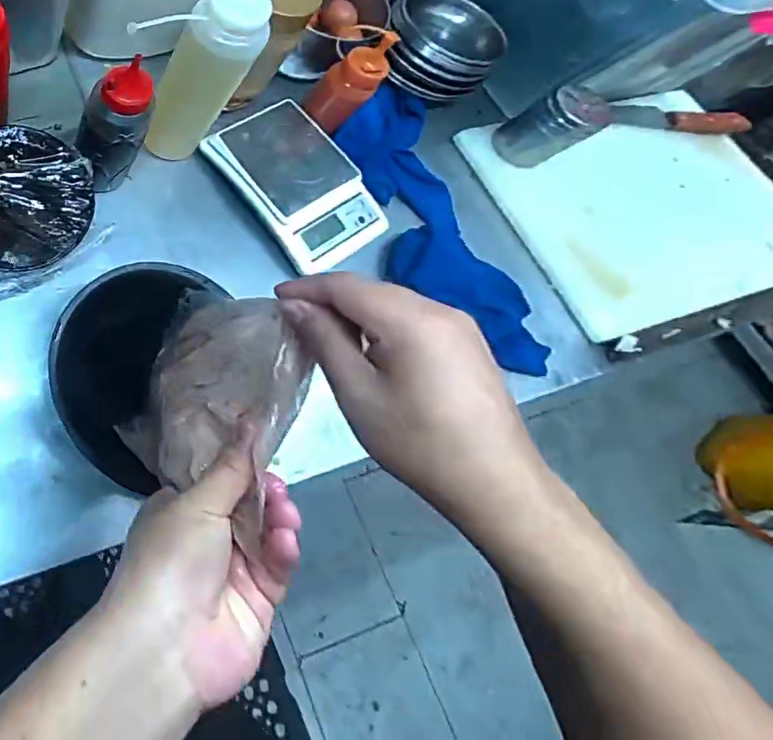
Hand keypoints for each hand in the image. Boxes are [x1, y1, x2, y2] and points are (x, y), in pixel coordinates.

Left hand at [99, 430, 301, 709]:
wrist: (170, 642)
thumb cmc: (172, 556)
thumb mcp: (197, 502)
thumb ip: (229, 467)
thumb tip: (246, 420)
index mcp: (178, 506)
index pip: (215, 477)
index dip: (240, 462)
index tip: (265, 444)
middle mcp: (205, 533)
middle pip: (245, 503)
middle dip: (264, 491)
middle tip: (277, 485)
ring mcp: (232, 567)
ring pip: (265, 532)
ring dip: (277, 518)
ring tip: (284, 512)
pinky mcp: (258, 599)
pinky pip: (277, 565)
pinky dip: (283, 550)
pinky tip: (286, 540)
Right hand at [276, 273, 552, 537]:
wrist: (497, 485)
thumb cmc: (417, 442)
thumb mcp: (357, 392)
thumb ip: (323, 339)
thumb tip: (295, 304)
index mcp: (410, 319)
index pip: (345, 286)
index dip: (306, 287)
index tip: (275, 299)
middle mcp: (438, 309)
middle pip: (369, 288)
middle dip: (327, 297)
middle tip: (294, 317)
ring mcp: (459, 324)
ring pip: (390, 300)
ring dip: (353, 308)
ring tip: (323, 331)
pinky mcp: (467, 341)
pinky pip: (411, 315)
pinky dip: (379, 319)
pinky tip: (366, 344)